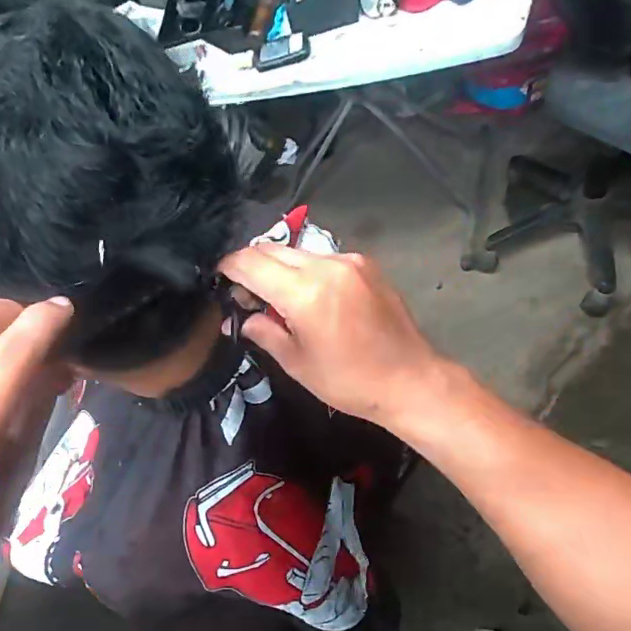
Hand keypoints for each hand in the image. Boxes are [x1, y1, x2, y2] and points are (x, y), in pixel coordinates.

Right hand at [219, 244, 450, 428]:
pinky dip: (309, 271)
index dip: (229, 267)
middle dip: (253, 266)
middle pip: (273, 249)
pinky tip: (312, 297)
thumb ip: (265, 333)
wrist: (410, 380)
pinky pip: (325, 259)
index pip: (251, 262)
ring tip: (281, 299)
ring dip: (282, 268)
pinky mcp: (368, 265)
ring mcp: (351, 261)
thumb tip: (243, 318)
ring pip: (299, 252)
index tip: (220, 278)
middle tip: (248, 294)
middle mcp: (327, 265)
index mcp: (305, 292)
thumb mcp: (298, 364)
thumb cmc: (350, 381)